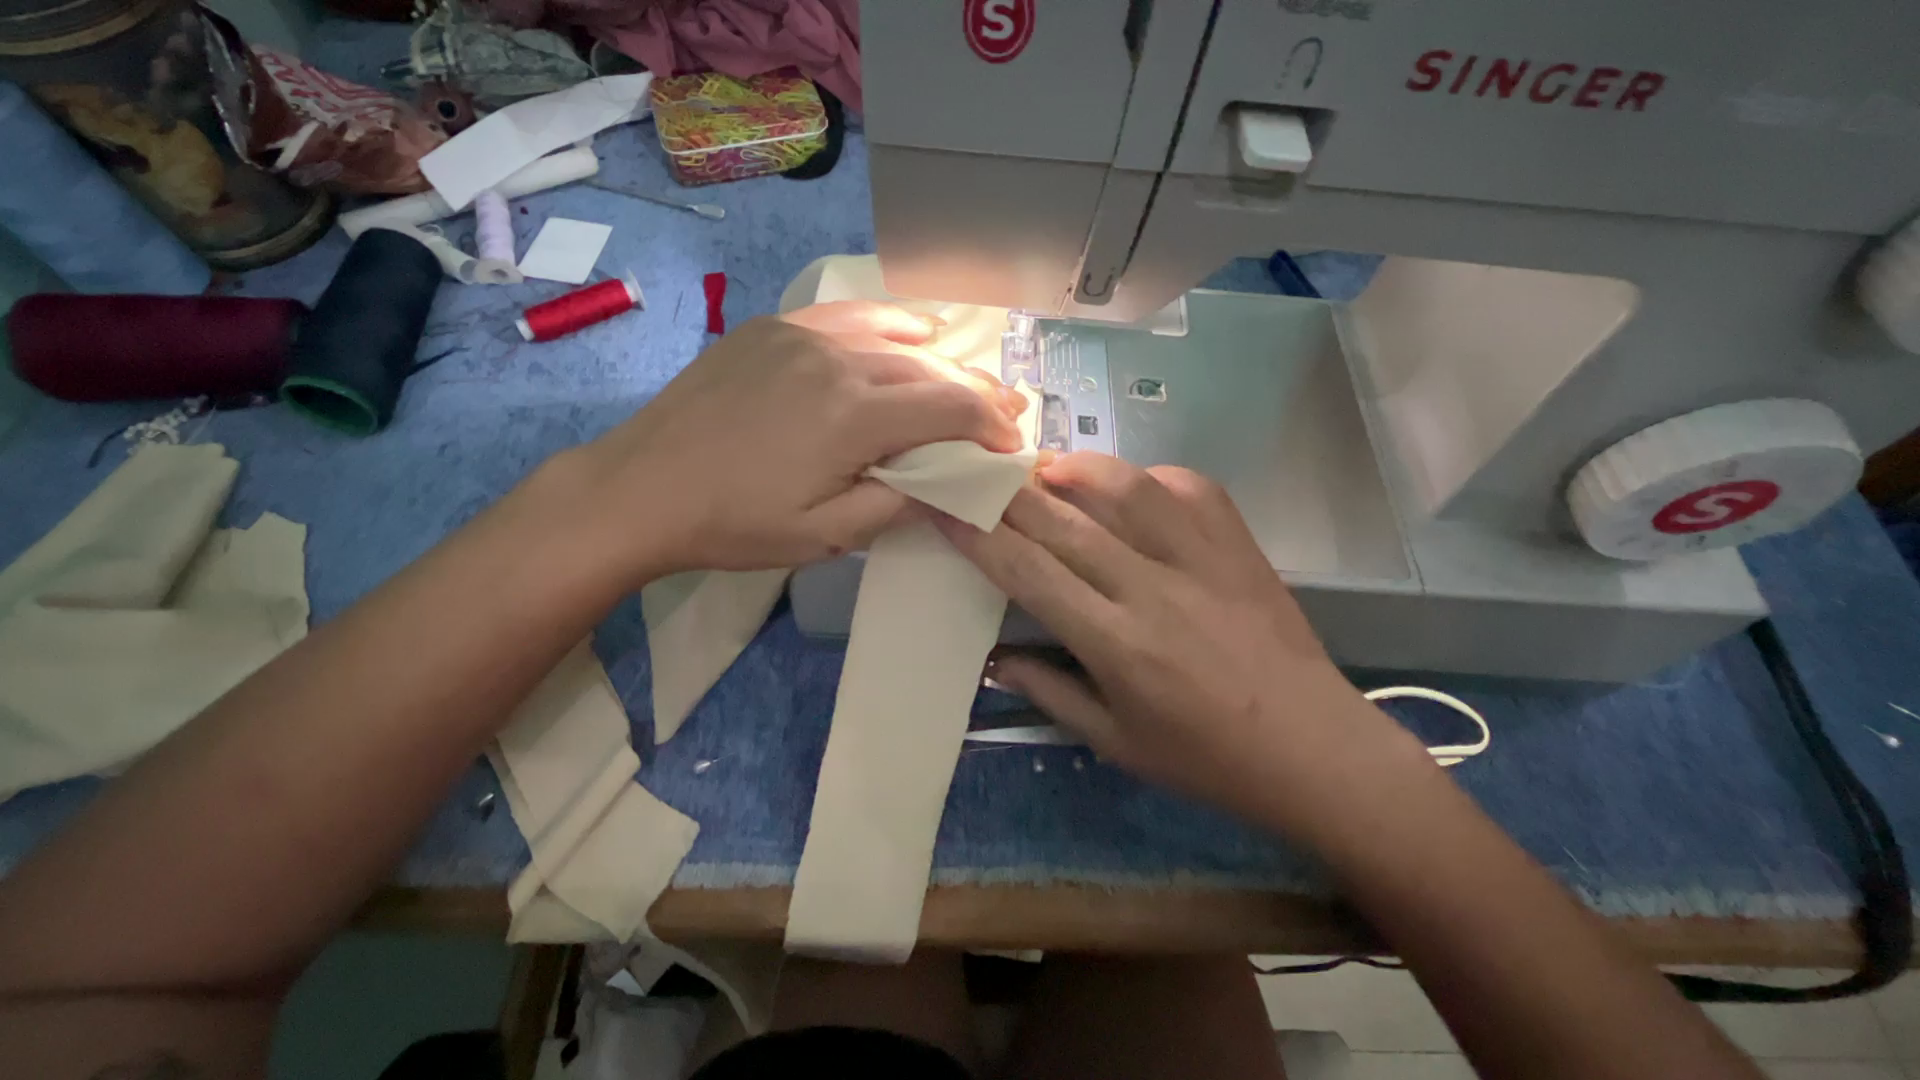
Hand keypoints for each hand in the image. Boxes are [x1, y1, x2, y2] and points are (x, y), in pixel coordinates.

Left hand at [567, 301, 1024, 579]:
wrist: (642, 487)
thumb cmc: (735, 523)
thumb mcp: (824, 536)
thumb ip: (898, 504)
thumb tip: (951, 483)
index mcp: (853, 416)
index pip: (950, 408)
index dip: (991, 426)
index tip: (1010, 447)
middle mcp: (838, 361)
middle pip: (930, 369)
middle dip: (977, 392)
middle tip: (1008, 412)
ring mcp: (803, 336)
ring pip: (893, 339)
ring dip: (941, 360)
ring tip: (970, 375)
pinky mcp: (773, 328)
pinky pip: (848, 318)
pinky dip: (889, 326)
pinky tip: (909, 332)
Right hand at [937, 452, 1428, 833]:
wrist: (1312, 747)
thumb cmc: (1205, 759)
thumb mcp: (1115, 742)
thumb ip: (1050, 692)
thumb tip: (995, 659)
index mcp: (1115, 643)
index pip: (1027, 571)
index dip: (976, 532)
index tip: (942, 503)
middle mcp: (1152, 587)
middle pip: (1062, 519)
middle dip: (1006, 490)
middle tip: (973, 470)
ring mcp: (1201, 557)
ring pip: (1123, 486)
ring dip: (1072, 469)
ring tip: (1042, 470)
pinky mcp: (1238, 542)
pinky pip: (1184, 486)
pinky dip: (1143, 477)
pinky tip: (1124, 488)